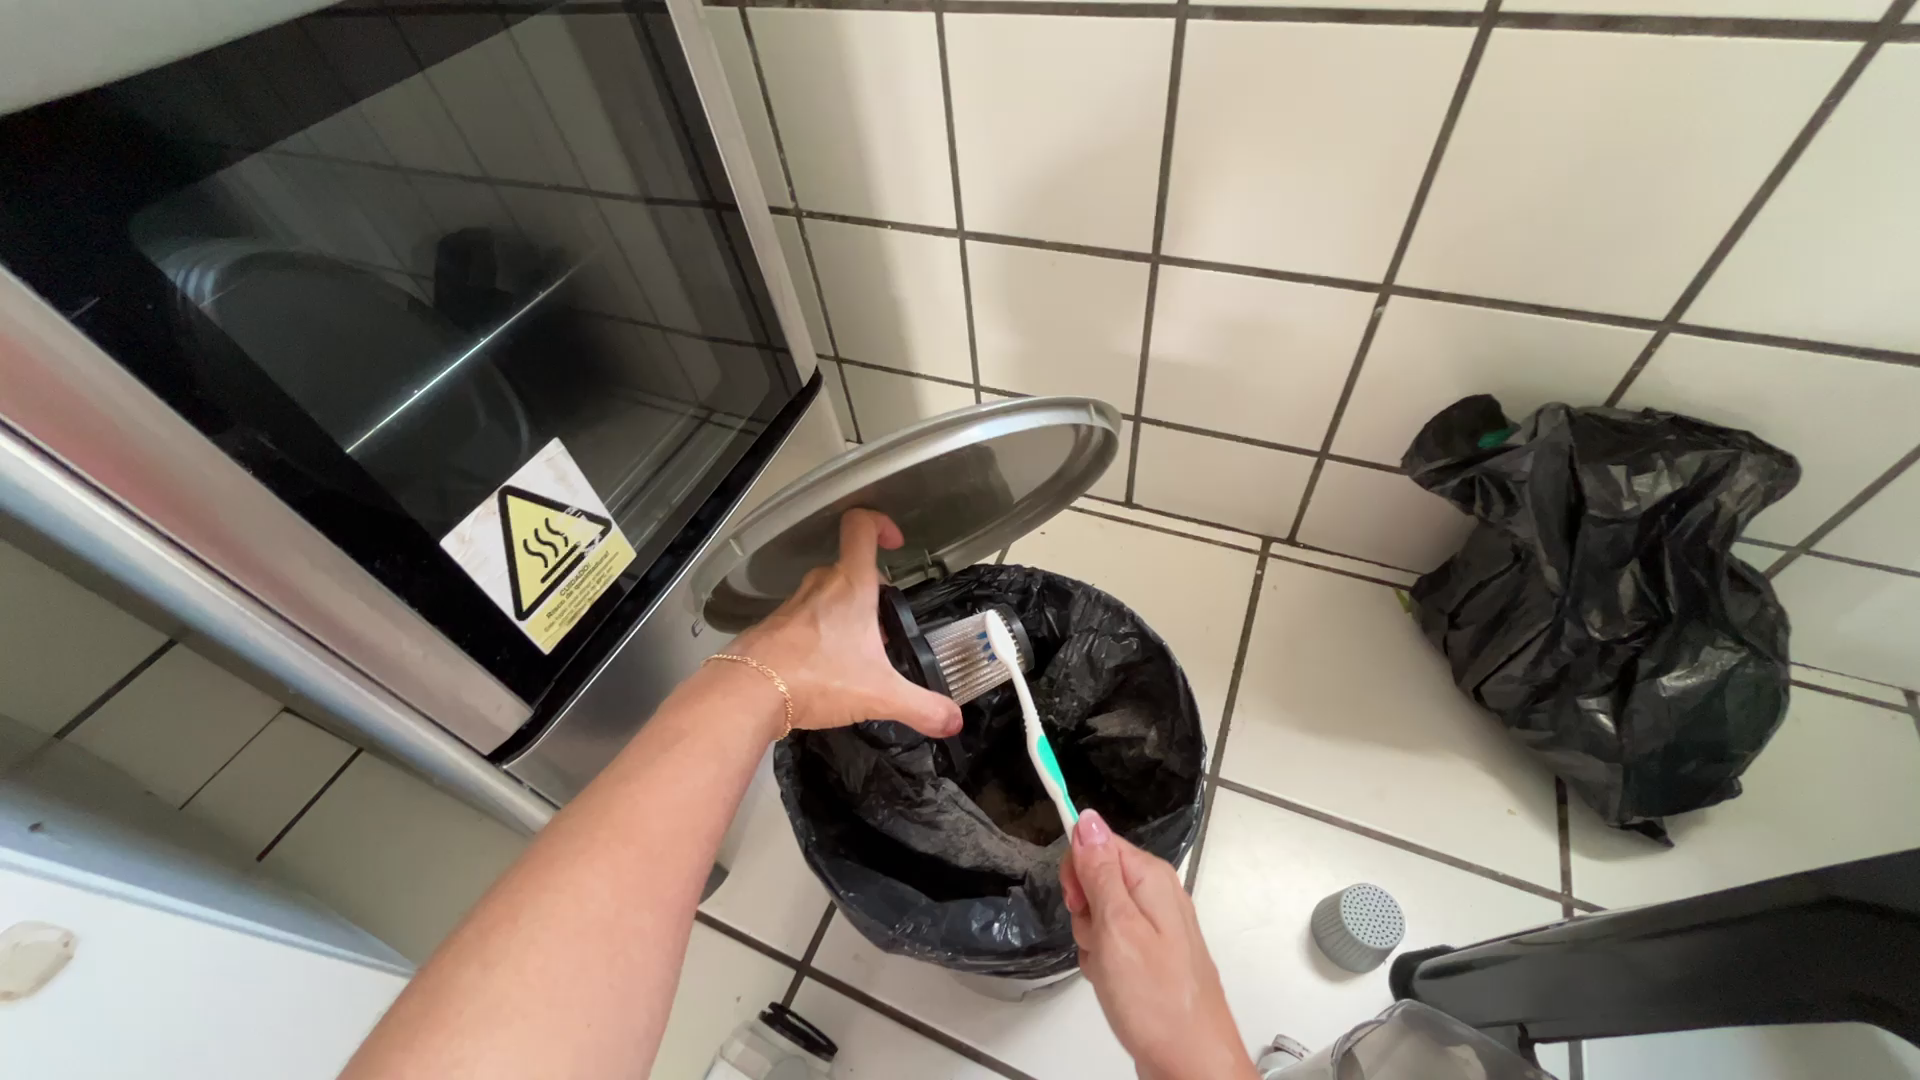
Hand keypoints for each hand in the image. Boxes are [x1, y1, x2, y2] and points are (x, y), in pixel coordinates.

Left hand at [727, 509, 962, 738]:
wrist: (747, 694)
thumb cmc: (817, 678)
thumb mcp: (880, 695)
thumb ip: (922, 707)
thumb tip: (954, 721)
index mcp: (851, 585)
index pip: (861, 527)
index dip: (880, 524)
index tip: (895, 542)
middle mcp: (821, 586)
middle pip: (851, 570)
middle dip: (872, 595)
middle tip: (885, 630)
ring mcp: (793, 605)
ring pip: (826, 597)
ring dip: (845, 617)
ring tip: (856, 658)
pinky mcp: (772, 628)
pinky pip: (803, 622)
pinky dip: (818, 637)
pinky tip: (823, 673)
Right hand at [1063, 810, 1257, 1079]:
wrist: (1193, 1067)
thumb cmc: (1157, 1001)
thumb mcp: (1117, 928)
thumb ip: (1099, 871)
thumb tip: (1087, 818)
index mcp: (1150, 877)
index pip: (1096, 842)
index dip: (1077, 872)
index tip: (1078, 903)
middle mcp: (1156, 894)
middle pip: (1095, 878)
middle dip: (1084, 911)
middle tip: (1100, 942)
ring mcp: (1155, 926)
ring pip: (1098, 913)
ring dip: (1091, 941)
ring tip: (1110, 970)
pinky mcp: (1150, 954)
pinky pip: (1110, 942)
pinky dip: (1103, 961)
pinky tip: (1114, 982)